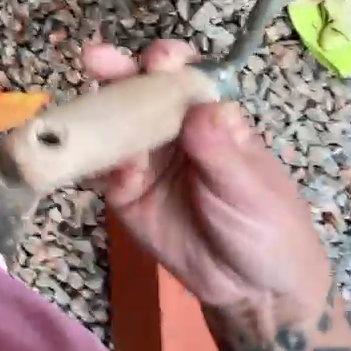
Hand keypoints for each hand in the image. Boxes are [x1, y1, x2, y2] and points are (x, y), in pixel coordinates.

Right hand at [83, 39, 331, 328]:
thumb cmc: (268, 230)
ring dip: (93, 110)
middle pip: (135, 90)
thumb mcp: (252, 190)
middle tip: (97, 58)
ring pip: (109, 122)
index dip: (168, 62)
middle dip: (115, 70)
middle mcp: (167, 131)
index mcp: (206, 120)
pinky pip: (98, 165)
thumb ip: (223, 151)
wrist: (251, 292)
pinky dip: (91, 158)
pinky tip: (97, 161)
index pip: (183, 78)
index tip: (159, 58)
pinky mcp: (119, 187)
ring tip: (82, 108)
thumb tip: (207, 106)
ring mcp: (140, 157)